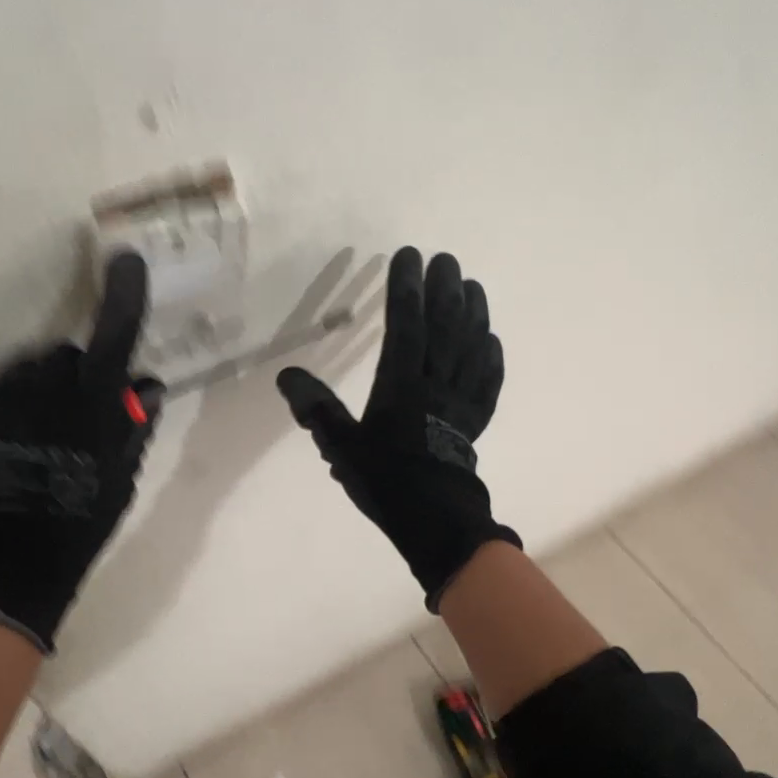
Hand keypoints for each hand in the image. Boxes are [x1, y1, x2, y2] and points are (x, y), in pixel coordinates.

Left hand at [0, 252, 164, 651]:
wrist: (13, 561)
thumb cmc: (82, 521)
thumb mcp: (124, 478)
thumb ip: (137, 424)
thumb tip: (146, 381)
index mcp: (92, 406)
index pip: (113, 335)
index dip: (123, 296)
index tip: (125, 262)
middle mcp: (45, 391)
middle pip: (63, 355)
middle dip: (73, 375)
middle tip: (76, 415)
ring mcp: (0, 401)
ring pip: (26, 372)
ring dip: (37, 391)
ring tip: (38, 434)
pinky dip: (6, 409)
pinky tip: (10, 445)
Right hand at [276, 247, 518, 610]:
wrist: (434, 520)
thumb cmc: (386, 481)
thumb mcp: (342, 447)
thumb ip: (317, 410)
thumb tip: (286, 376)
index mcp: (402, 386)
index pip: (406, 326)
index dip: (406, 289)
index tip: (407, 258)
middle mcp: (436, 385)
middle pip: (445, 328)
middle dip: (444, 290)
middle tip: (445, 259)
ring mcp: (462, 402)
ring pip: (472, 348)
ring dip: (474, 313)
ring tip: (472, 285)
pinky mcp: (477, 421)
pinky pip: (489, 382)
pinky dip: (491, 357)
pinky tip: (491, 340)